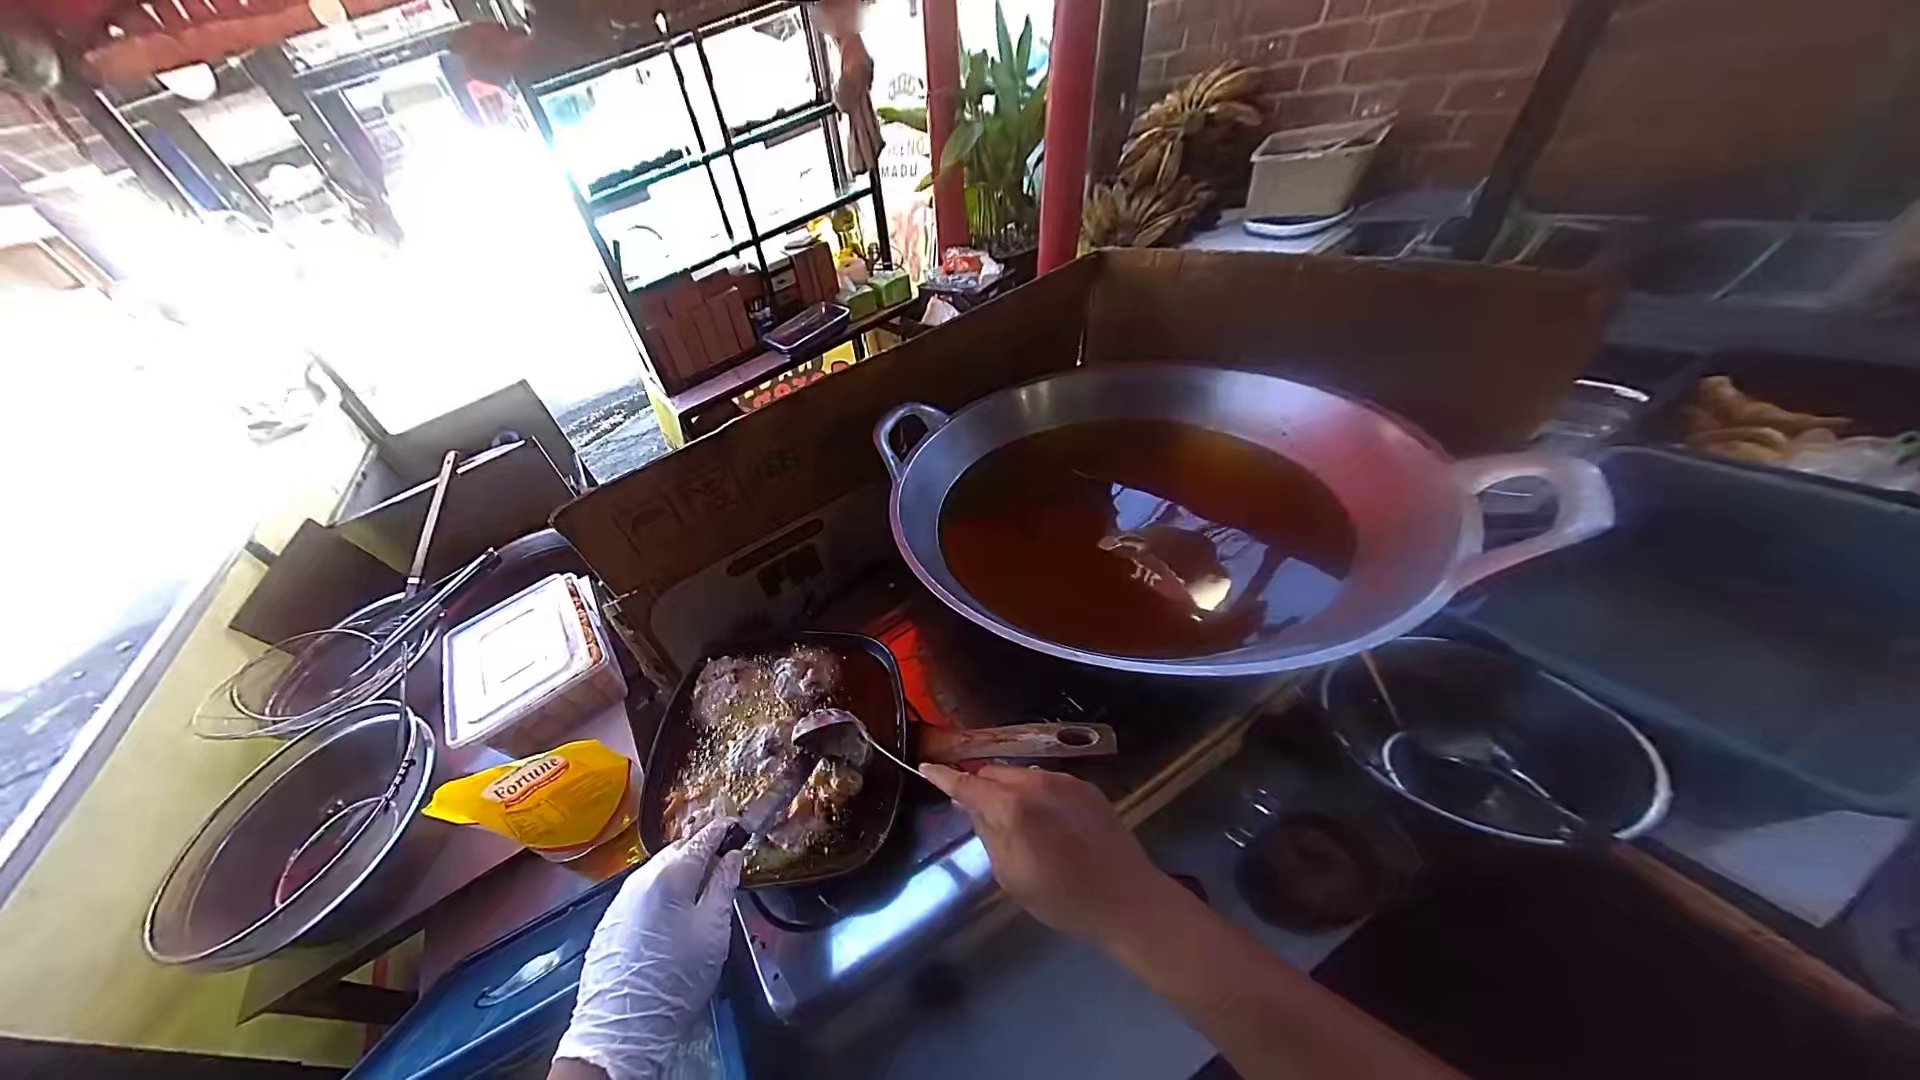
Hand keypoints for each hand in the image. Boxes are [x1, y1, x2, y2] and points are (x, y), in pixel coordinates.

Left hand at [553, 818, 742, 1079]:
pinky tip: (671, 910)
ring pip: (659, 869)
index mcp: (671, 874)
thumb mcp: (714, 930)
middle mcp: (641, 878)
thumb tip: (732, 855)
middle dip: (702, 849)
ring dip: (681, 869)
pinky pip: (643, 890)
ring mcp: (621, 899)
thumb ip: (725, 885)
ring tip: (700, 887)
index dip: (724, 828)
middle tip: (724, 862)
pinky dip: (662, 888)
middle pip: (678, 849)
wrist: (620, 1031)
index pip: (703, 837)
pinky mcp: (609, 921)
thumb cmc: (676, 977)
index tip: (739, 826)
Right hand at [919, 764, 1185, 944]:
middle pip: (994, 773)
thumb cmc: (1063, 898)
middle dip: (979, 785)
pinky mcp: (1085, 786)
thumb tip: (971, 805)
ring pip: (1021, 774)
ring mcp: (1064, 780)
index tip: (926, 767)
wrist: (1128, 899)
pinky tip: (1044, 819)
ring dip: (1008, 788)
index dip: (944, 776)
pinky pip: (1047, 780)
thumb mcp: (1010, 875)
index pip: (967, 783)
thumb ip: (987, 832)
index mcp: (1012, 806)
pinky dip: (1034, 792)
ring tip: (1012, 817)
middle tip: (974, 809)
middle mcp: (1036, 782)